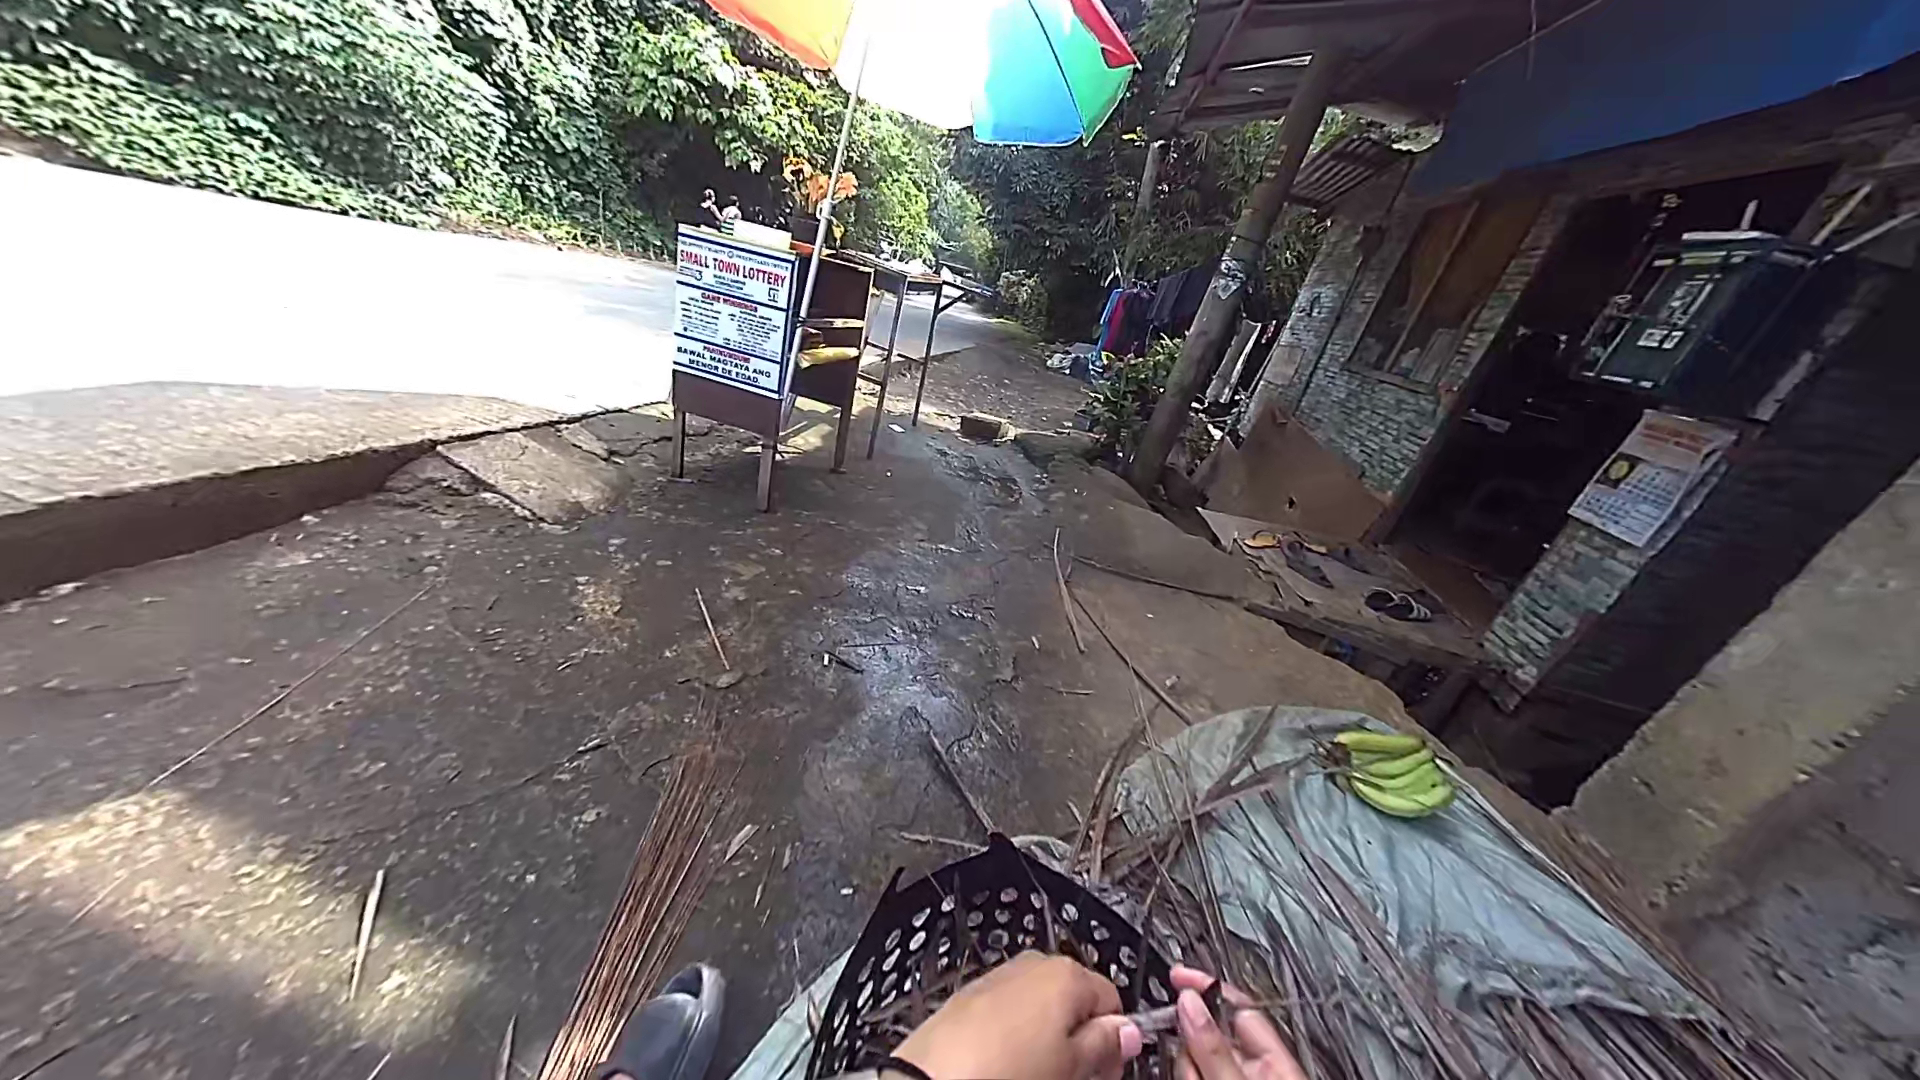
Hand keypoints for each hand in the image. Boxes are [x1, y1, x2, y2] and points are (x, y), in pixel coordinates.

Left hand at [891, 951, 1143, 1079]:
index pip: (1112, 999)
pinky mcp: (977, 991)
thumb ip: (1105, 1044)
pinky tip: (1009, 1065)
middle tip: (1073, 1076)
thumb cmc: (1005, 1071)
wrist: (934, 1078)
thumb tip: (1129, 1032)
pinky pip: (1013, 1008)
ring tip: (1039, 1073)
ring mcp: (1003, 974)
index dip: (1113, 1039)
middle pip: (1077, 998)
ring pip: (1044, 1004)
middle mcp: (1035, 963)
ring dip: (1050, 1036)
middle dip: (1081, 1036)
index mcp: (1066, 973)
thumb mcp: (1071, 1067)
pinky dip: (1019, 1032)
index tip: (1105, 1070)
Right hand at [1169, 966, 1303, 1079]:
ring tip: (1192, 1078)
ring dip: (1187, 1063)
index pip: (1238, 1004)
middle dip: (1190, 1035)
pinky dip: (1188, 1075)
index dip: (1206, 984)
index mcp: (1278, 1063)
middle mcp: (1259, 1071)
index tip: (1178, 974)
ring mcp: (1237, 1079)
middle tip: (1183, 1049)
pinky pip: (1195, 1072)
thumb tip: (1189, 999)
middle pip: (1210, 1028)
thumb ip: (1215, 1046)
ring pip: (1198, 1052)